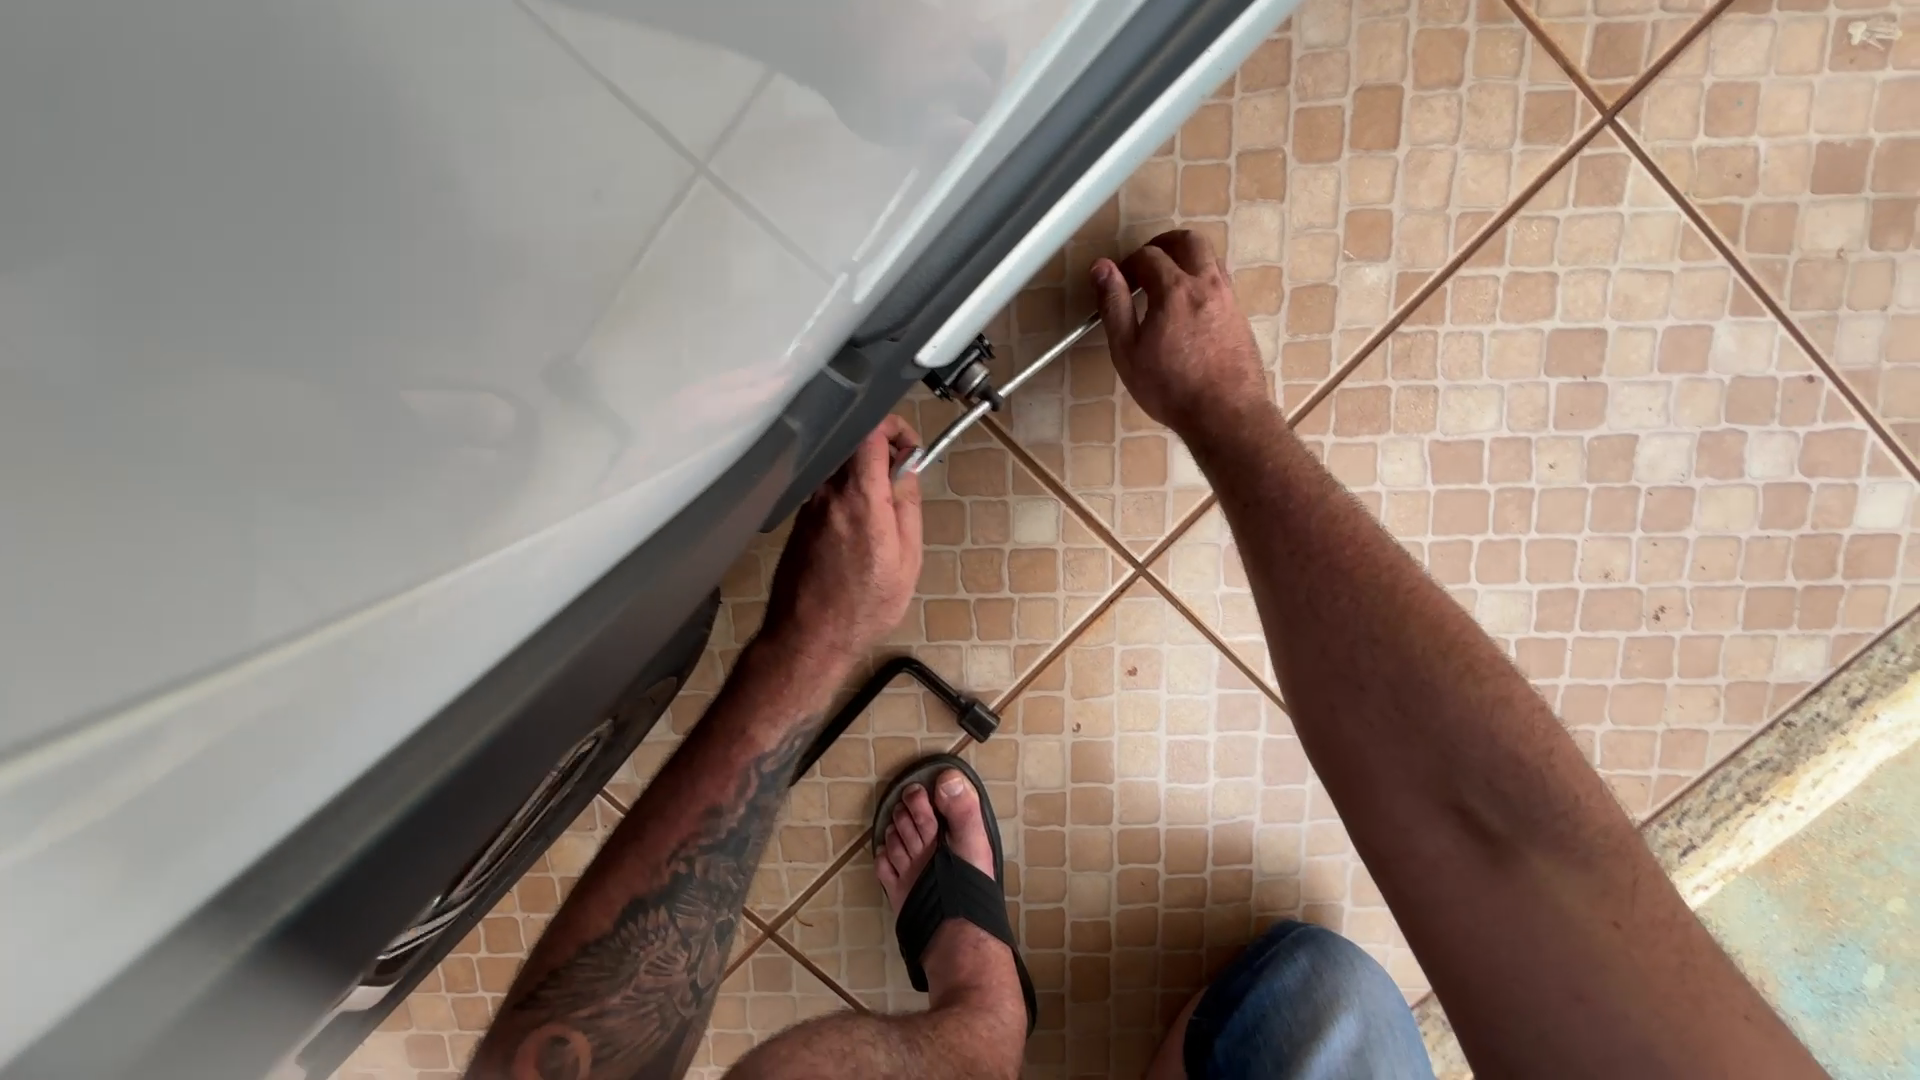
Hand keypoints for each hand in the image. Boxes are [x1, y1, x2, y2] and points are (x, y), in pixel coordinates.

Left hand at [758, 415, 923, 669]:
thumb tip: (908, 468)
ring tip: (885, 515)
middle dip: (883, 452)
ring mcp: (809, 505)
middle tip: (903, 483)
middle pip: (854, 444)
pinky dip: (849, 495)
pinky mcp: (800, 520)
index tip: (910, 449)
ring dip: (866, 476)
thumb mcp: (907, 559)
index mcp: (860, 498)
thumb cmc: (864, 606)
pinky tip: (862, 530)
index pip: (870, 431)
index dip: (894, 428)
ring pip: (841, 468)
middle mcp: (829, 493)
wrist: (808, 637)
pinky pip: (829, 490)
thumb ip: (908, 505)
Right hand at [1090, 230, 1273, 439]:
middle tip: (1145, 262)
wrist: (1225, 413)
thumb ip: (1114, 305)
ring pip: (1210, 259)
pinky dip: (1201, 279)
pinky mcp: (1240, 316)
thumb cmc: (1169, 387)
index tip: (1119, 280)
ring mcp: (1228, 299)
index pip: (1149, 256)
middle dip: (1164, 244)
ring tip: (1167, 282)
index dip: (1128, 263)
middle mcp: (1206, 285)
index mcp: (1175, 289)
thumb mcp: (1127, 351)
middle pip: (1189, 242)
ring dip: (1186, 259)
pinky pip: (1220, 282)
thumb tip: (1102, 269)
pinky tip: (1188, 307)